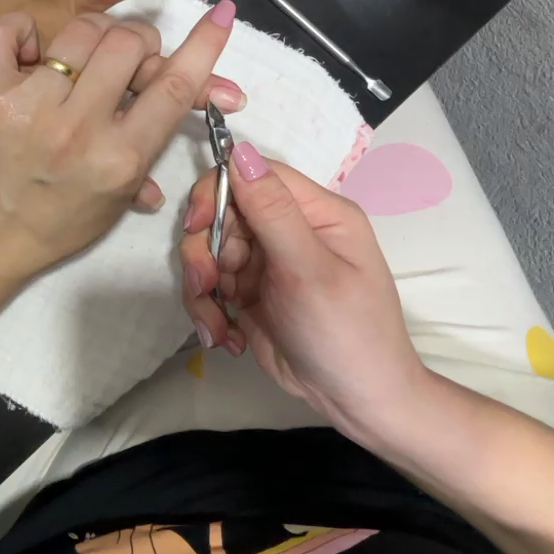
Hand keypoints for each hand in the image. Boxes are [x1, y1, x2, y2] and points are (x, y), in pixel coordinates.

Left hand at [0, 1, 235, 289]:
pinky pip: (7, 33)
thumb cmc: (58, 223)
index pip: (174, 87)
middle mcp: (78, 130)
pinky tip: (31, 48)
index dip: (205, 45)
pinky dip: (21, 29)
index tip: (221, 16)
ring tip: (85, 50)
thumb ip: (150, 144)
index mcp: (119, 159)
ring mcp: (30, 110)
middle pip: (126, 44)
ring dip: (91, 32)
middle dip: (137, 38)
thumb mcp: (117, 195)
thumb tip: (203, 98)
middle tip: (128, 52)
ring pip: (78, 31)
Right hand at [177, 147, 429, 436]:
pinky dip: (207, 310)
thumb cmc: (346, 333)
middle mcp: (288, 230)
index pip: (253, 175)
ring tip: (217, 324)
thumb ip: (272, 212)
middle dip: (204, 252)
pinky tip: (225, 336)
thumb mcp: (309, 270)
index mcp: (316, 213)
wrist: (356, 403)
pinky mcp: (247, 292)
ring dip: (202, 288)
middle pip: (221, 215)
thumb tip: (239, 150)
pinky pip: (208, 285)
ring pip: (207, 252)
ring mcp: (265, 262)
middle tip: (205, 285)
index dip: (217, 193)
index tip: (197, 225)